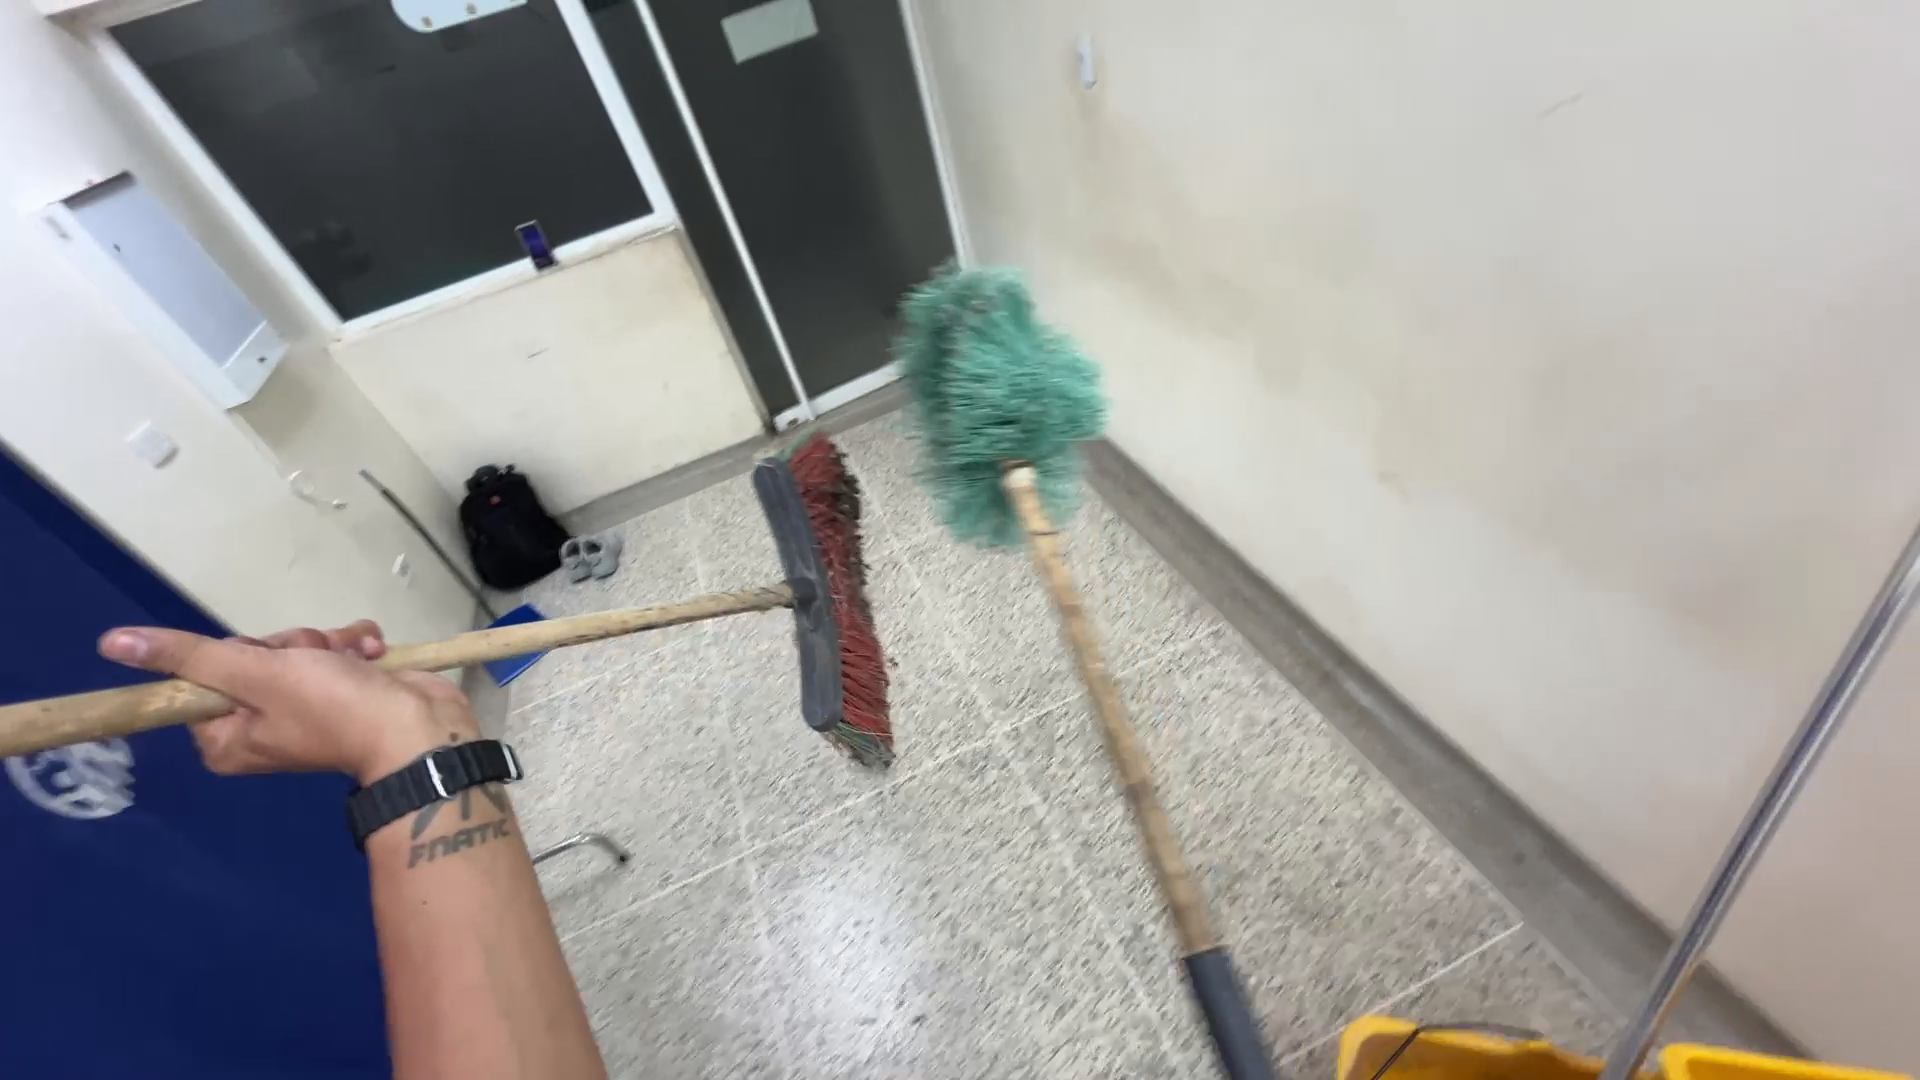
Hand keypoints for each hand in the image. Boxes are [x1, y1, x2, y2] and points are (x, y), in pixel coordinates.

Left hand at [98, 621, 479, 784]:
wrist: (420, 727)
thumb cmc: (337, 709)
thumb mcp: (262, 676)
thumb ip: (194, 657)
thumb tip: (112, 642)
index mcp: (229, 735)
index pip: (210, 674)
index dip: (243, 656)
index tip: (272, 663)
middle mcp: (267, 721)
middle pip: (263, 655)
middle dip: (299, 647)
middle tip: (320, 661)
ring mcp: (314, 704)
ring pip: (308, 648)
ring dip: (336, 643)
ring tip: (360, 656)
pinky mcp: (354, 688)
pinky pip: (344, 650)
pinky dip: (361, 645)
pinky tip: (376, 653)